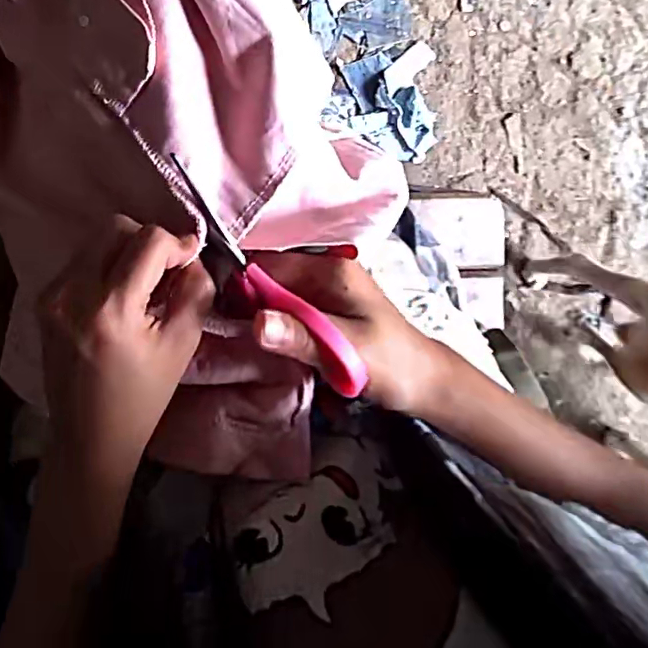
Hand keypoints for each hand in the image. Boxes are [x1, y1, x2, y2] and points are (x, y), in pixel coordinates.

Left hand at [37, 216, 212, 480]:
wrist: (89, 438)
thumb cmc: (143, 397)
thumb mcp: (183, 344)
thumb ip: (196, 289)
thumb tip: (191, 254)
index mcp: (112, 309)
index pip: (148, 240)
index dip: (177, 242)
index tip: (189, 260)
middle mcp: (73, 293)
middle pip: (116, 228)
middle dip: (148, 240)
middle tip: (165, 269)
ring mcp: (52, 295)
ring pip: (96, 240)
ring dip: (126, 250)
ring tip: (142, 283)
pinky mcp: (43, 300)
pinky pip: (81, 261)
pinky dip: (105, 265)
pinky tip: (118, 295)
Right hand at [245, 251, 453, 416]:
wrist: (427, 383)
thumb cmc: (392, 363)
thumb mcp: (345, 350)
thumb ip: (301, 335)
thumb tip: (257, 321)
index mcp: (331, 270)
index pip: (269, 263)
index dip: (241, 284)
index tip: (220, 311)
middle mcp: (325, 271)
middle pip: (270, 276)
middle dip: (248, 300)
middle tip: (227, 331)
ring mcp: (326, 289)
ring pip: (276, 293)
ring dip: (262, 314)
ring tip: (242, 338)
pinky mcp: (326, 309)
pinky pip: (289, 308)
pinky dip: (277, 323)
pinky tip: (269, 342)